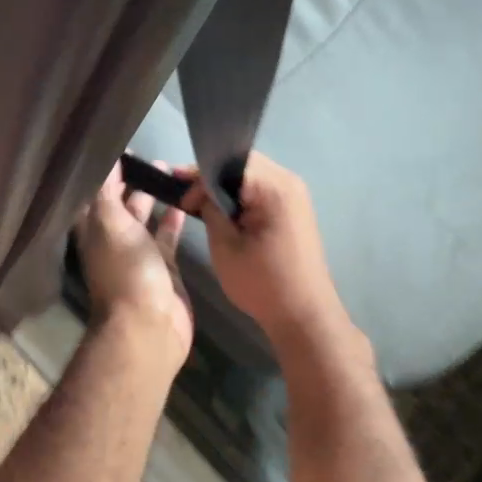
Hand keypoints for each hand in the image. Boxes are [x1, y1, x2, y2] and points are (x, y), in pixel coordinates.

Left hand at [76, 159, 192, 371]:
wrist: (149, 326)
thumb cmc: (126, 270)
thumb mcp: (109, 223)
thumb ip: (107, 191)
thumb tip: (107, 159)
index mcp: (93, 228)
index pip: (96, 190)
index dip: (107, 169)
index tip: (124, 144)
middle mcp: (112, 238)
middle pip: (120, 201)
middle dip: (132, 179)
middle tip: (152, 155)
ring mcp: (138, 253)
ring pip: (144, 217)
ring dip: (154, 196)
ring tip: (170, 170)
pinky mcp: (163, 265)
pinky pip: (166, 235)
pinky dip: (173, 218)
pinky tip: (185, 200)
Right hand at [182, 152, 348, 348]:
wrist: (304, 316)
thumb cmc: (263, 283)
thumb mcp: (225, 246)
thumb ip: (211, 210)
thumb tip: (201, 193)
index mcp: (274, 188)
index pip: (228, 164)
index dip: (198, 176)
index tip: (177, 193)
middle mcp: (289, 182)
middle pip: (242, 164)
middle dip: (211, 177)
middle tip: (185, 193)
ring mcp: (295, 195)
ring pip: (252, 175)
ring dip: (226, 186)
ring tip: (200, 202)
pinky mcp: (294, 209)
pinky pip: (262, 189)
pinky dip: (241, 195)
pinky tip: (224, 211)